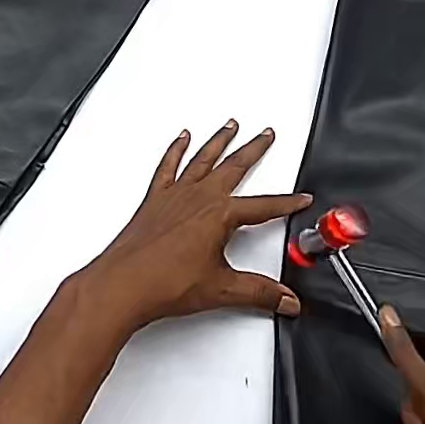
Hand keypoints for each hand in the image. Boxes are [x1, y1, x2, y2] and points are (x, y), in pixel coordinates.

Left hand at [74, 120, 309, 332]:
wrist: (123, 284)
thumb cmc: (164, 282)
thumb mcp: (221, 289)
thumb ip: (258, 292)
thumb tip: (285, 298)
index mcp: (219, 215)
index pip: (263, 206)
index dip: (286, 202)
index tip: (301, 197)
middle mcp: (199, 197)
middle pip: (234, 166)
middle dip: (254, 148)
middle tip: (266, 134)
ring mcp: (176, 194)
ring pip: (204, 158)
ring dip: (219, 140)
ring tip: (231, 125)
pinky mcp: (156, 199)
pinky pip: (169, 166)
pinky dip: (176, 149)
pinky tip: (182, 138)